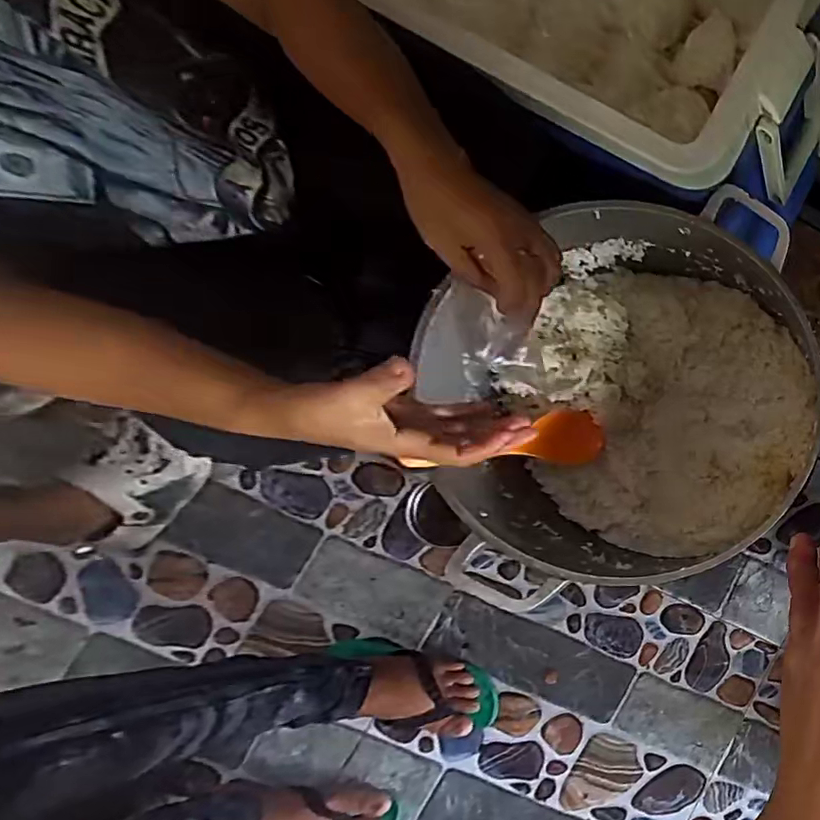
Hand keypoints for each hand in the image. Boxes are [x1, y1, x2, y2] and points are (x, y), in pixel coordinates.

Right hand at [258, 357, 535, 464]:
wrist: (289, 410)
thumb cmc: (319, 411)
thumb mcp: (352, 396)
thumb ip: (382, 382)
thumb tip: (406, 366)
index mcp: (409, 444)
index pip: (459, 453)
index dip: (487, 447)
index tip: (512, 436)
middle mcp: (418, 439)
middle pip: (469, 443)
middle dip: (500, 436)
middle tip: (530, 427)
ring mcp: (414, 427)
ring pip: (461, 429)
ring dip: (489, 424)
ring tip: (519, 416)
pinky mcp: (406, 414)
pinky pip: (445, 415)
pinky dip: (467, 412)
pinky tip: (489, 407)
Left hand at [394, 151, 559, 320]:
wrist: (435, 162)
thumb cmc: (432, 203)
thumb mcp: (442, 245)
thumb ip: (472, 274)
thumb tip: (494, 291)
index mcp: (499, 246)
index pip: (519, 287)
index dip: (516, 307)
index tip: (509, 319)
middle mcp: (522, 239)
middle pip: (540, 279)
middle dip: (532, 299)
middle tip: (520, 312)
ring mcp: (529, 227)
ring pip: (552, 264)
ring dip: (544, 283)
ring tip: (529, 292)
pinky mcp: (528, 220)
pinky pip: (548, 250)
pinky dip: (546, 266)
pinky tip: (532, 270)